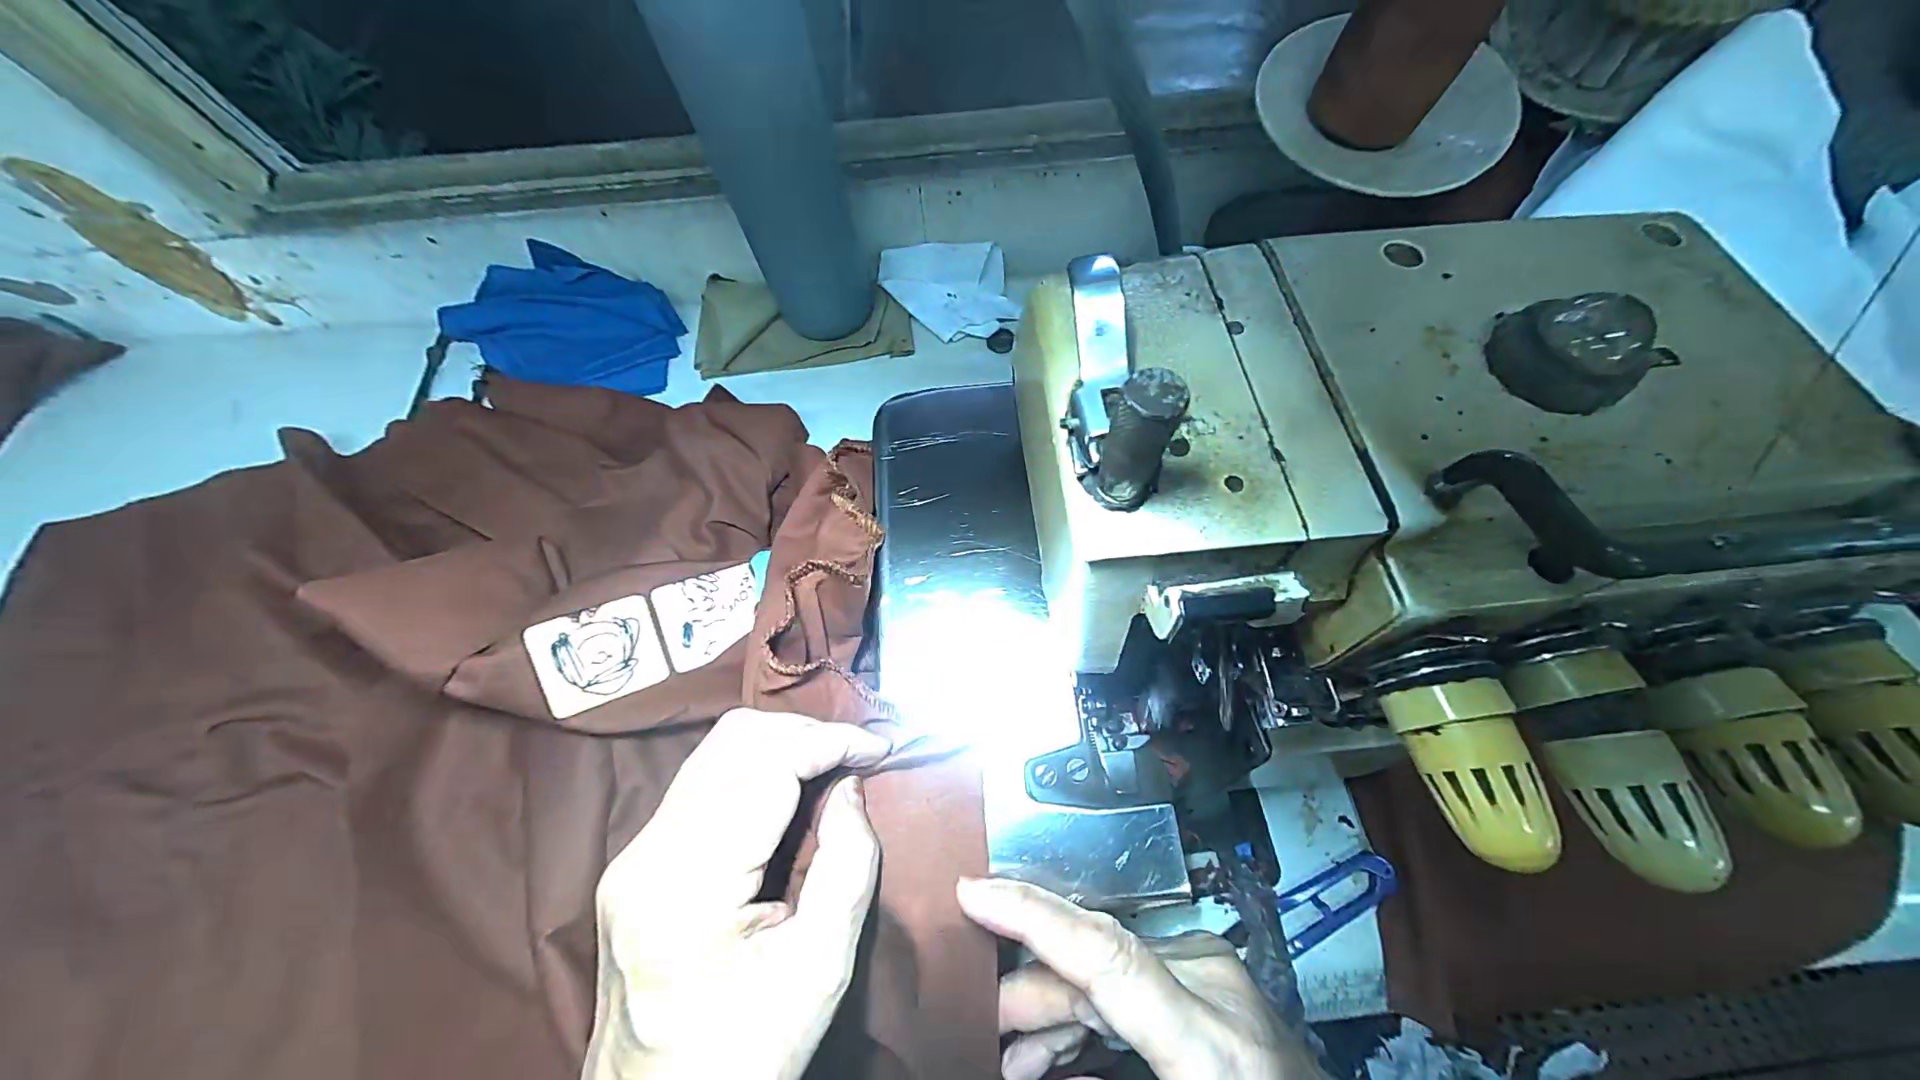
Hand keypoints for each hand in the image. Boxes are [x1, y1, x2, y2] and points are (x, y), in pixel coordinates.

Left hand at [584, 709, 891, 1079]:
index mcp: (688, 886)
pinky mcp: (636, 861)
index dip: (830, 741)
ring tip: (831, 764)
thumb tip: (849, 787)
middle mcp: (647, 855)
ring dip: (781, 744)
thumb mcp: (821, 967)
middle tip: (858, 756)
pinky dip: (756, 766)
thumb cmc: (745, 1058)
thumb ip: (848, 863)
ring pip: (716, 751)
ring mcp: (634, 855)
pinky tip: (790, 789)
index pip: (766, 767)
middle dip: (807, 734)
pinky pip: (703, 780)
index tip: (880, 748)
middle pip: (735, 742)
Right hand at [956, 877, 1324, 1079]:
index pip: (1105, 952)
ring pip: (1103, 972)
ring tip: (1011, 1057)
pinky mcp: (1209, 979)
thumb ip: (1079, 1072)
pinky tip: (1054, 1048)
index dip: (1030, 914)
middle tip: (976, 1028)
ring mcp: (1211, 977)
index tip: (970, 891)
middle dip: (1024, 992)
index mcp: (1211, 1042)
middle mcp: (1211, 987)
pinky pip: (1128, 983)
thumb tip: (1018, 1058)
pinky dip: (1088, 1013)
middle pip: (1091, 965)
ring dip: (1052, 1010)